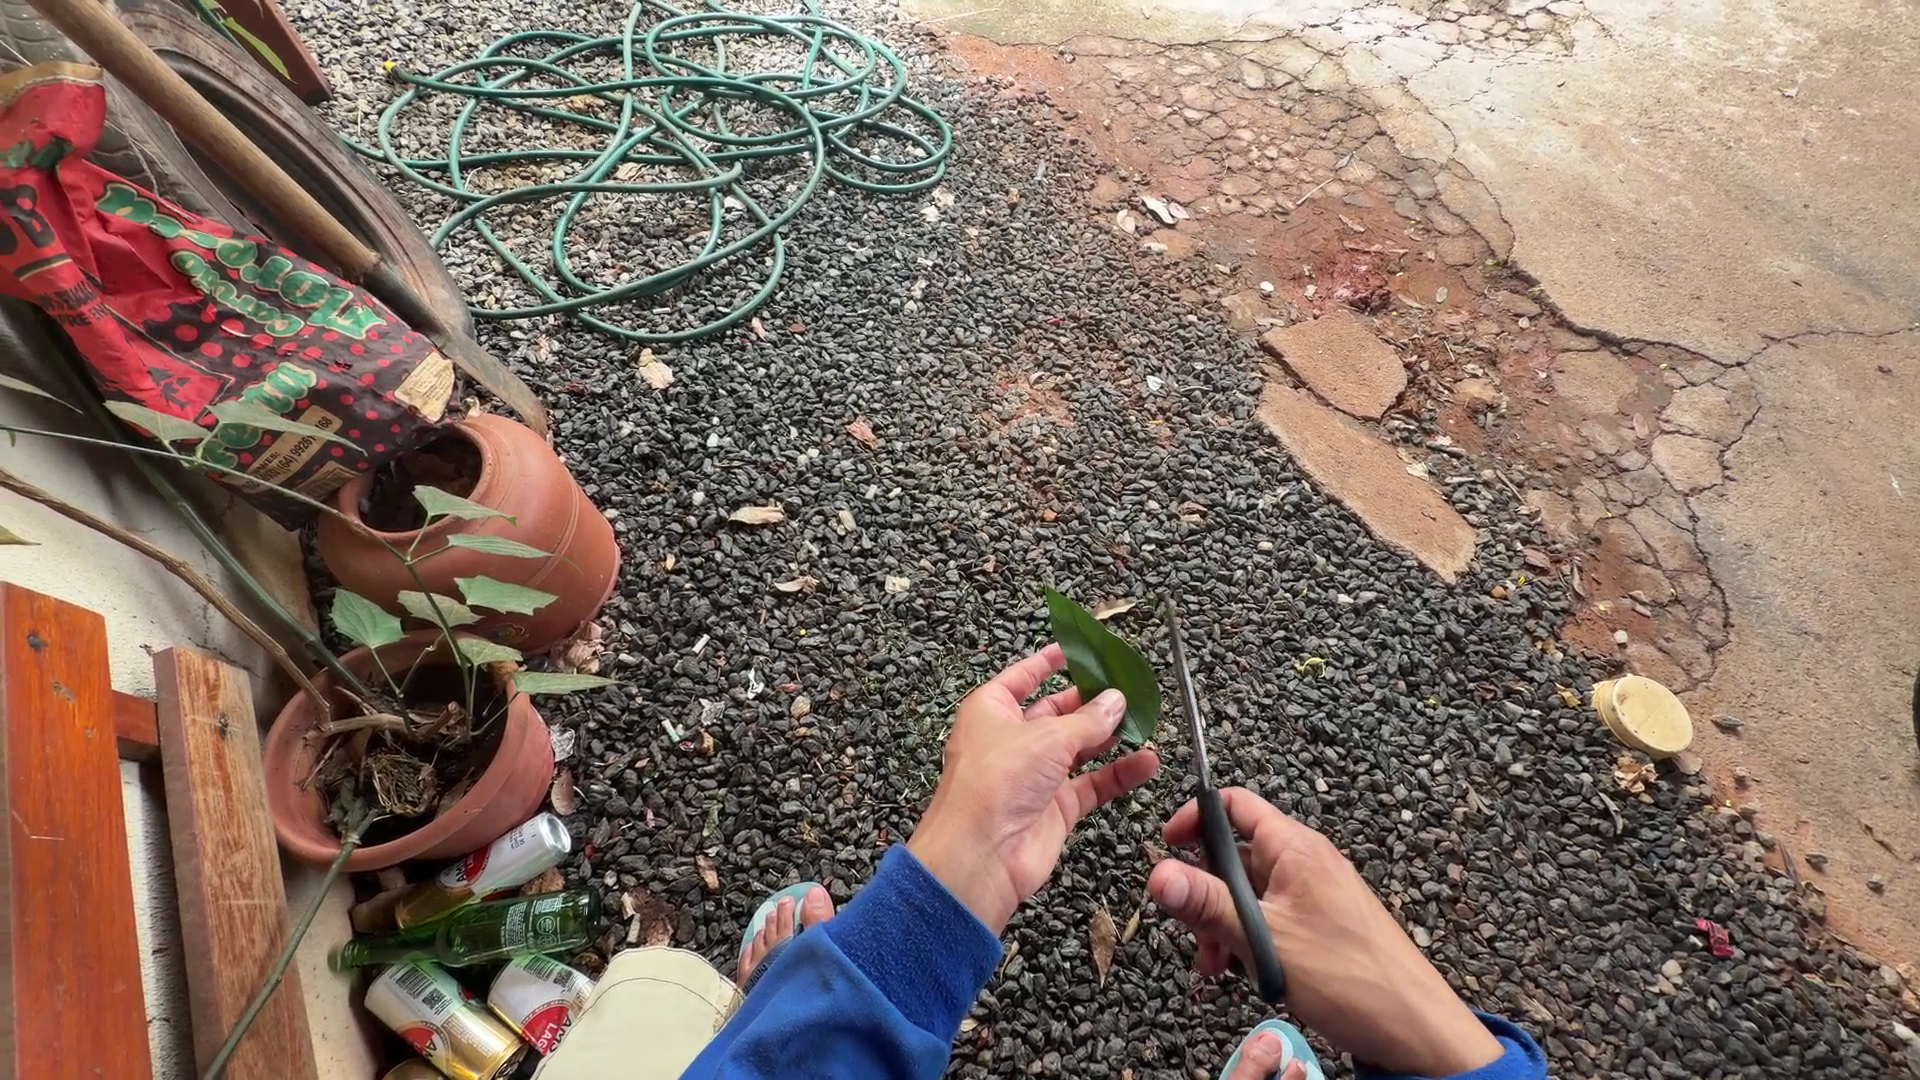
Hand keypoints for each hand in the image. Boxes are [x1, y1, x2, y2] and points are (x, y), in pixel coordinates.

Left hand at [907, 644, 1160, 933]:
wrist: (981, 855)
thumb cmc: (995, 782)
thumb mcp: (1046, 737)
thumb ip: (1087, 720)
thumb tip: (1116, 700)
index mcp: (992, 709)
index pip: (1024, 676)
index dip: (1049, 661)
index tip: (1077, 648)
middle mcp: (1012, 738)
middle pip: (1056, 711)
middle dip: (1090, 700)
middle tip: (1126, 687)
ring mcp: (1034, 773)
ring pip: (1078, 747)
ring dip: (1109, 735)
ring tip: (1143, 719)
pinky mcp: (1054, 806)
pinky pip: (1092, 783)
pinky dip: (1119, 773)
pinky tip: (1147, 761)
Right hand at [1149, 789, 1502, 1076]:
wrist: (1422, 1036)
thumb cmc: (1350, 978)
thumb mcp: (1266, 939)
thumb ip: (1208, 904)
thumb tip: (1157, 874)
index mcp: (1294, 847)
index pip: (1233, 804)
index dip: (1195, 817)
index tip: (1167, 846)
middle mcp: (1303, 860)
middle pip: (1235, 851)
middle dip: (1206, 887)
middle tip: (1195, 927)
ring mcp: (1313, 892)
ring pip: (1249, 889)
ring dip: (1223, 920)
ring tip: (1217, 962)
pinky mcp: (1321, 923)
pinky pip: (1270, 914)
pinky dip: (1248, 935)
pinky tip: (1241, 970)